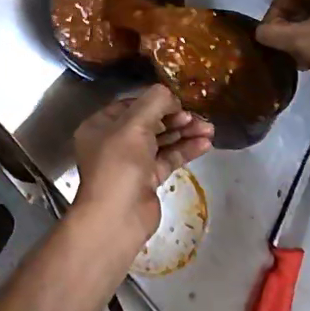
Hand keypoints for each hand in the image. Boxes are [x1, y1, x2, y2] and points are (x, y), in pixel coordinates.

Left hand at [71, 86, 214, 247]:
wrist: (117, 216)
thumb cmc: (119, 164)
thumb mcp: (134, 125)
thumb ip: (154, 103)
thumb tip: (169, 93)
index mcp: (100, 126)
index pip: (130, 106)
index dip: (155, 101)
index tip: (178, 101)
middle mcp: (113, 142)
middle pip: (148, 123)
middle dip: (174, 118)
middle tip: (198, 117)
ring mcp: (130, 162)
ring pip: (160, 141)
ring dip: (183, 133)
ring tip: (209, 128)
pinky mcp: (146, 180)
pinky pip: (167, 159)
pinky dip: (185, 150)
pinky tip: (205, 144)